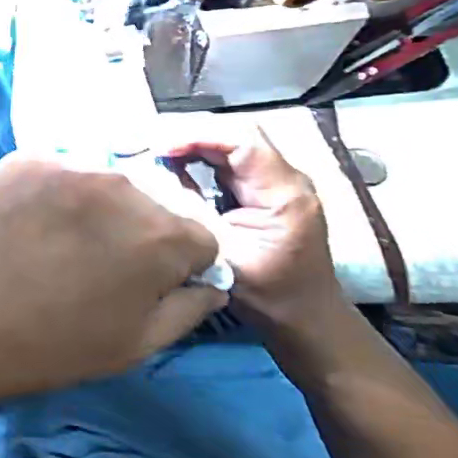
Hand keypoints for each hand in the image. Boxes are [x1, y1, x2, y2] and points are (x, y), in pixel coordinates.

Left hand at [0, 155, 227, 417]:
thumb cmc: (49, 344)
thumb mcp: (135, 345)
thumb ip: (188, 307)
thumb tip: (206, 280)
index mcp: (163, 234)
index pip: (201, 235)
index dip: (179, 263)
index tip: (145, 282)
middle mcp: (124, 184)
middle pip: (156, 201)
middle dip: (143, 228)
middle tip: (98, 262)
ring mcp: (72, 163)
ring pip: (108, 182)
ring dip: (100, 206)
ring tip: (60, 240)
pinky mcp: (28, 155)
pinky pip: (62, 171)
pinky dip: (56, 192)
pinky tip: (28, 221)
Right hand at [164, 121, 345, 335]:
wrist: (306, 323)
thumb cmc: (269, 296)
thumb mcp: (222, 255)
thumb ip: (191, 211)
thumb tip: (151, 176)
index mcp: (284, 193)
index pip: (241, 140)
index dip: (198, 135)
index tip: (162, 149)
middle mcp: (286, 179)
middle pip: (237, 135)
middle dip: (192, 135)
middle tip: (153, 147)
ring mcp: (277, 183)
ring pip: (232, 144)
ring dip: (195, 145)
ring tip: (159, 154)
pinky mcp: (264, 192)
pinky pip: (230, 162)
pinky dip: (201, 159)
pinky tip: (175, 167)